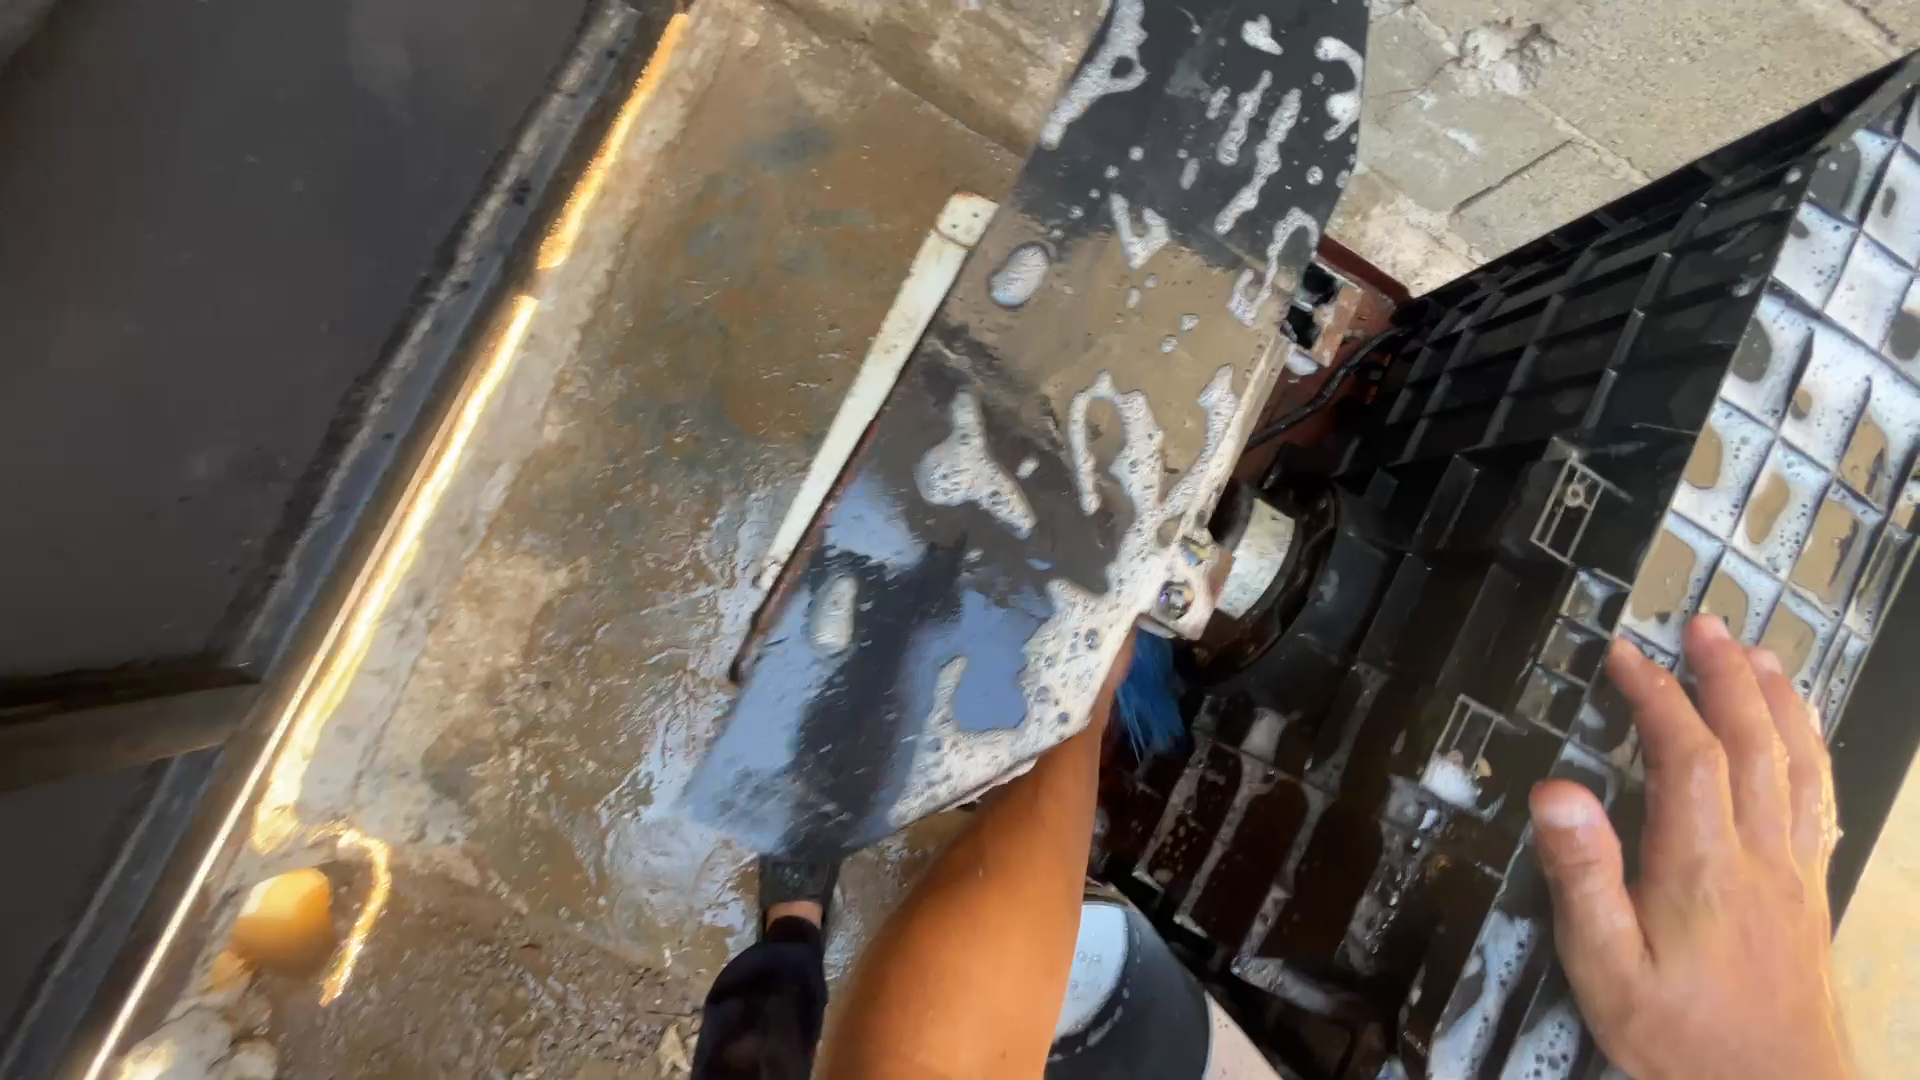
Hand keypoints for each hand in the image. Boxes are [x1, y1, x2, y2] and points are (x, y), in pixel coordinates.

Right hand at [1528, 615, 1848, 1079]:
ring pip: (1799, 771)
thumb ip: (1580, 871)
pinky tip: (1799, 741)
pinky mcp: (1807, 896)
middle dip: (1729, 679)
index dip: (1656, 696)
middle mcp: (1760, 856)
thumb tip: (1554, 787)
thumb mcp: (1602, 956)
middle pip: (1756, 748)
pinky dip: (1810, 756)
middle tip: (1705, 627)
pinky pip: (1816, 806)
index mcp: (1703, 863)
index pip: (1687, 756)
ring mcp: (1794, 875)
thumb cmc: (1672, 1028)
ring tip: (1762, 658)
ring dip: (1780, 706)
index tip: (1623, 653)